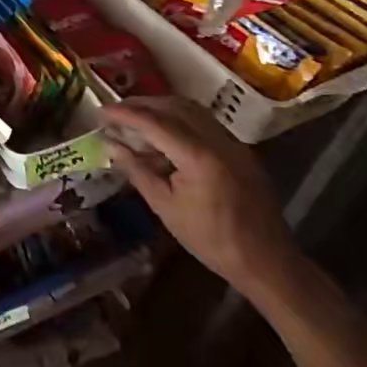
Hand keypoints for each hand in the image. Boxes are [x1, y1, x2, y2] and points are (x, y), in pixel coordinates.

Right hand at [99, 97, 302, 292]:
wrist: (266, 261)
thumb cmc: (209, 238)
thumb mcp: (164, 205)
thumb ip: (136, 169)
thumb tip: (110, 144)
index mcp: (199, 158)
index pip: (155, 123)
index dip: (124, 114)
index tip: (100, 111)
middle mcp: (220, 143)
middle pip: (176, 108)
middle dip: (141, 104)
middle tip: (114, 111)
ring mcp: (235, 146)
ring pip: (193, 111)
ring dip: (161, 108)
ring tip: (135, 118)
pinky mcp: (241, 153)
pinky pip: (205, 124)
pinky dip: (179, 120)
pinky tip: (163, 136)